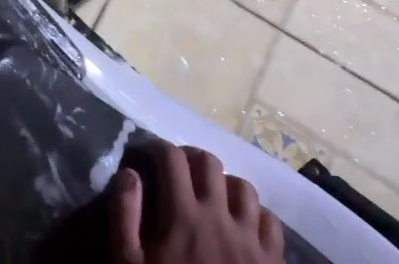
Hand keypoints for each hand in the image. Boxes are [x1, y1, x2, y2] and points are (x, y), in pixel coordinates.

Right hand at [110, 142, 282, 263]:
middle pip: (209, 163)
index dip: (156, 147)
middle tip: (176, 171)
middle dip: (189, 157)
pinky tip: (242, 224)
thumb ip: (125, 214)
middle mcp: (220, 217)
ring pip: (244, 187)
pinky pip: (271, 222)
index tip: (145, 155)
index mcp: (183, 216)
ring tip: (210, 196)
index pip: (172, 158)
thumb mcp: (129, 263)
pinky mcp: (273, 261)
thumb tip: (129, 174)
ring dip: (223, 184)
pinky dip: (255, 214)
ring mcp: (251, 239)